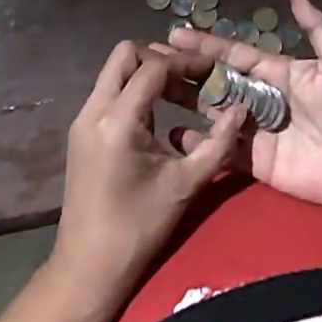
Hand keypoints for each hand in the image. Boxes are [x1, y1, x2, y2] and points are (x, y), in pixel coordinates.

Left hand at [51, 40, 246, 291]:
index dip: (184, 62)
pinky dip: (133, 90)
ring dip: (146, 73)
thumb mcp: (185, 185)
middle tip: (190, 76)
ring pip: (114, 71)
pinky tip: (158, 114)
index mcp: (117, 121)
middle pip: (125, 55)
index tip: (211, 68)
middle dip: (160, 57)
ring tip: (180, 94)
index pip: (153, 68)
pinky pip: (109, 92)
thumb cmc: (138, 228)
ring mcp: (83, 119)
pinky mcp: (81, 131)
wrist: (88, 266)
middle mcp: (94, 110)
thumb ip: (217, 145)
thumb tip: (241, 111)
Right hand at [169, 0, 321, 218]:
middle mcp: (259, 99)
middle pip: (215, 81)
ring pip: (212, 113)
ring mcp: (254, 132)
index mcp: (276, 73)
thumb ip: (317, 30)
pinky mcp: (255, 164)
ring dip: (184, 102)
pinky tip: (174, 134)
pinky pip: (221, 151)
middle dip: (185, 70)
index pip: (234, 54)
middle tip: (150, 61)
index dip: (206, 44)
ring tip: (151, 93)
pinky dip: (198, 143)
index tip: (176, 33)